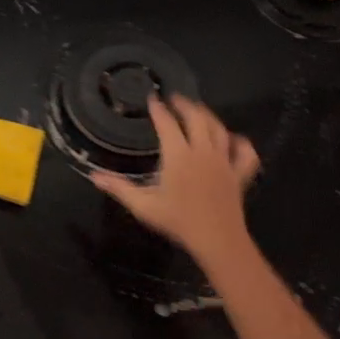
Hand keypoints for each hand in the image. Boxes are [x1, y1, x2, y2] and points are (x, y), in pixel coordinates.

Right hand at [92, 94, 259, 264]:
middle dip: (185, 105)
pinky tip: (233, 140)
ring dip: (208, 116)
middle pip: (197, 118)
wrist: (216, 239)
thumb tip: (94, 176)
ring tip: (198, 111)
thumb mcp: (143, 206)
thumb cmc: (178, 221)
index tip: (152, 99)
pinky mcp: (239, 174)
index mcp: (178, 155)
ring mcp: (224, 161)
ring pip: (220, 129)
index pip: (167, 123)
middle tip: (175, 99)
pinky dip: (240, 143)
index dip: (158, 109)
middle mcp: (202, 151)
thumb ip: (119, 188)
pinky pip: (245, 153)